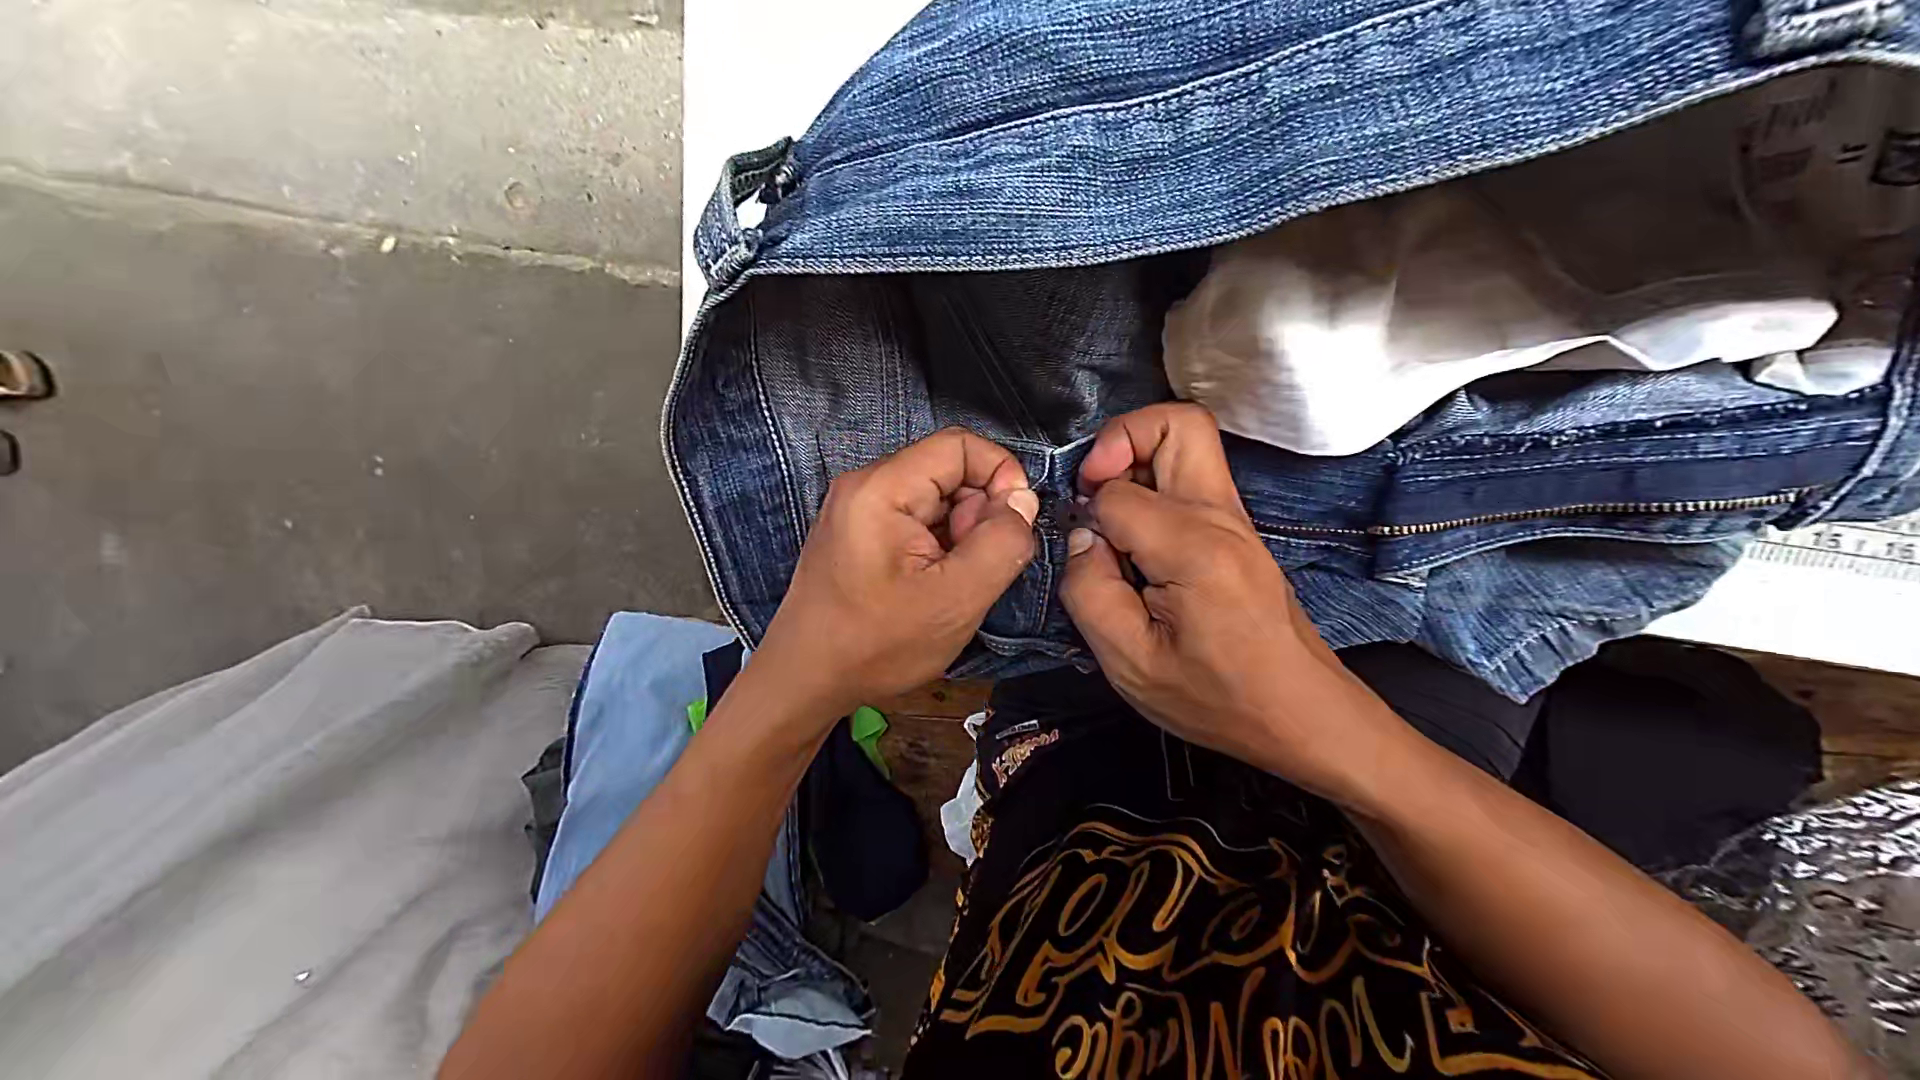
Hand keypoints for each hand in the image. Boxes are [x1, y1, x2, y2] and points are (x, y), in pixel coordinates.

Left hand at [755, 428, 1038, 720]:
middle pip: (948, 470)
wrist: (805, 680)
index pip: (961, 445)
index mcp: (882, 488)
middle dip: (978, 512)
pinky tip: (930, 584)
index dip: (1001, 475)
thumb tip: (1022, 501)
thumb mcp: (956, 599)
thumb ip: (1002, 543)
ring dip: (960, 533)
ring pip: (936, 498)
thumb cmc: (875, 645)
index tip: (1013, 524)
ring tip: (948, 582)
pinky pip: (916, 519)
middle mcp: (864, 485)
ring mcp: (858, 508)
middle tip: (972, 567)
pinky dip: (938, 545)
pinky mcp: (859, 531)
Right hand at [1058, 403, 1407, 801]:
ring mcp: (1235, 518)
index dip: (1086, 517)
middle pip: (1177, 421)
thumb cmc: (1217, 699)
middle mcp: (1222, 516)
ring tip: (1109, 512)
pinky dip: (1152, 481)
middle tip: (1093, 489)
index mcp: (1196, 549)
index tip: (1087, 555)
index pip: (1118, 494)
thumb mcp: (1129, 664)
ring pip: (1186, 439)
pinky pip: (1190, 474)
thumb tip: (1082, 537)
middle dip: (1120, 438)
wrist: (1302, 715)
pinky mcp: (1236, 529)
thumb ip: (1088, 591)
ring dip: (1136, 457)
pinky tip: (1135, 536)